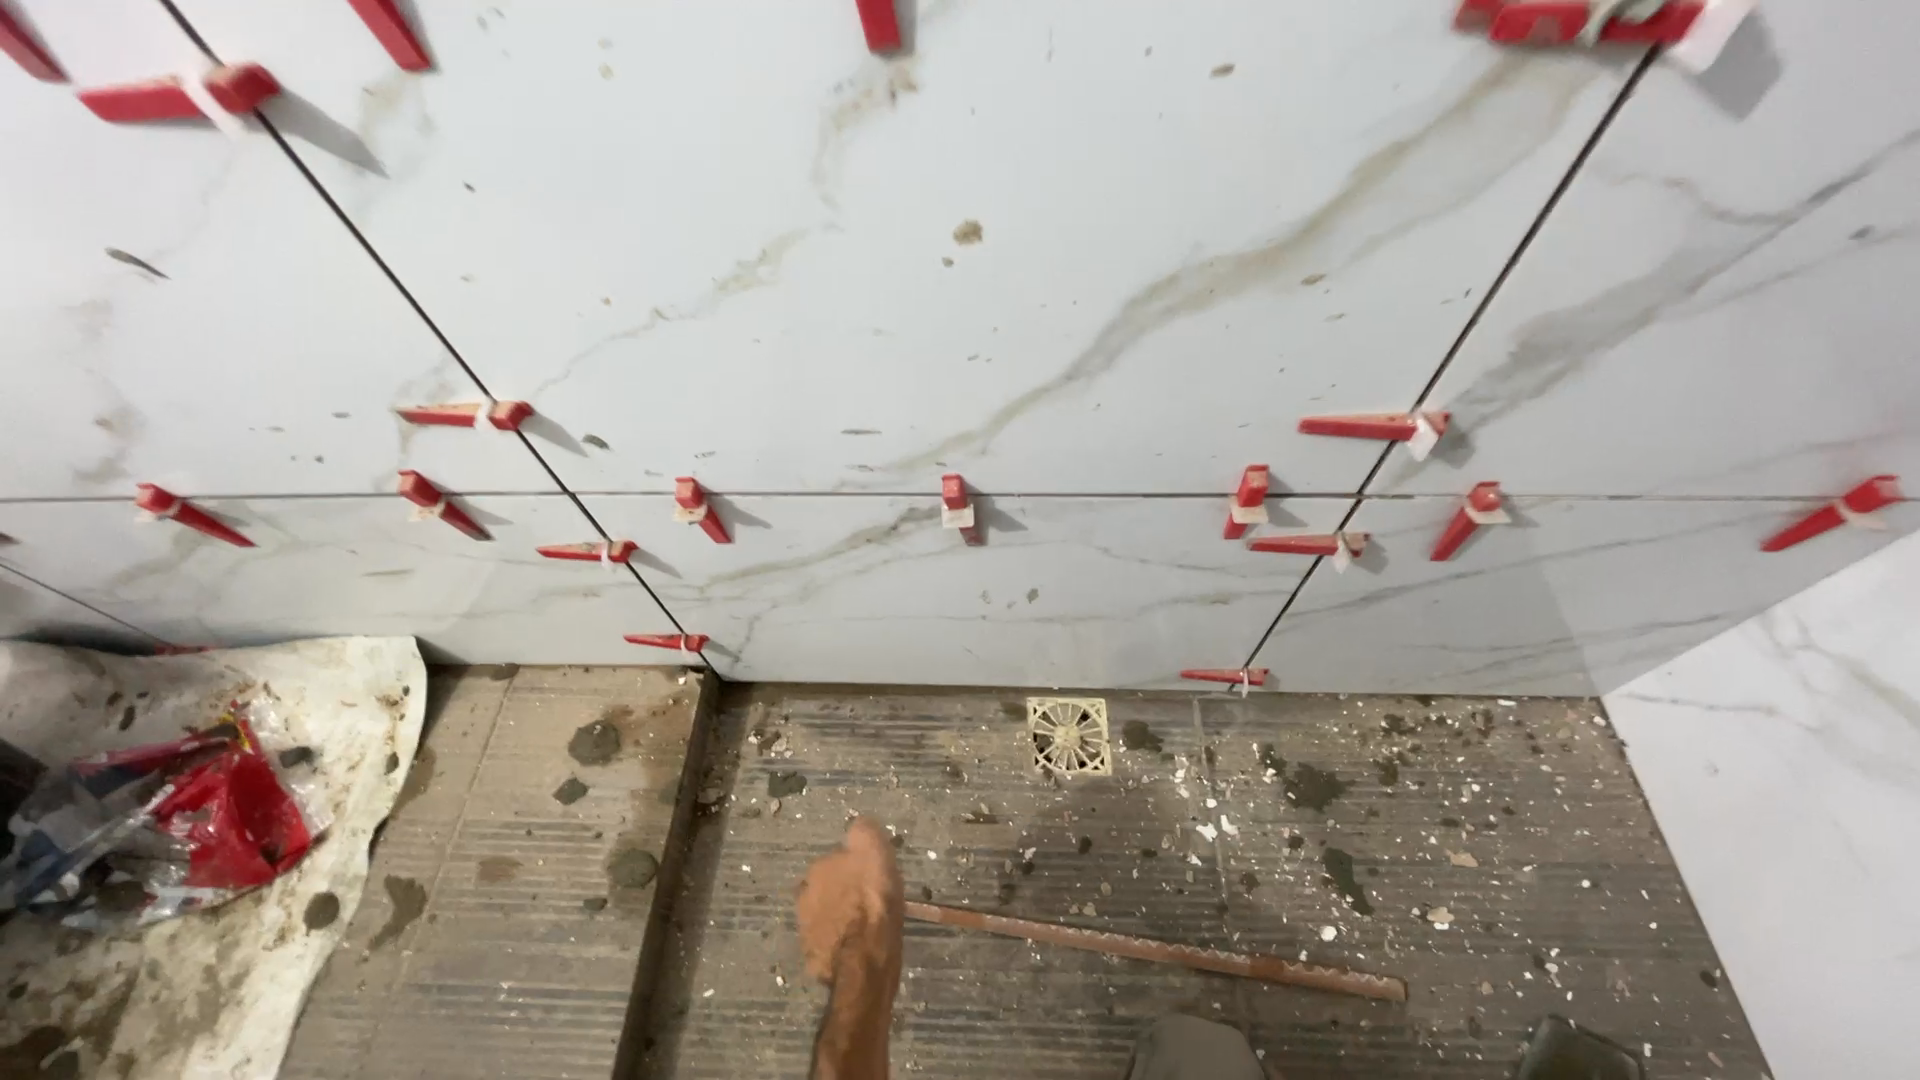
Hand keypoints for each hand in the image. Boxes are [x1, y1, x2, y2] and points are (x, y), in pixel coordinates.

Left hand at [796, 817, 902, 983]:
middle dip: (844, 890)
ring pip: (826, 914)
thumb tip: (857, 823)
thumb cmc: (874, 903)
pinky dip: (839, 941)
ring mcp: (806, 927)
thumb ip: (864, 832)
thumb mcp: (877, 853)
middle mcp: (805, 894)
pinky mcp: (812, 957)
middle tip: (868, 900)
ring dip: (840, 916)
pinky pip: (829, 941)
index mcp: (819, 867)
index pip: (838, 858)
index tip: (873, 875)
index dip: (857, 866)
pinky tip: (856, 947)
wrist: (864, 961)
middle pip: (828, 886)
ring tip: (864, 926)